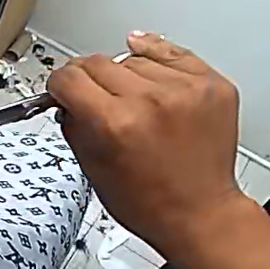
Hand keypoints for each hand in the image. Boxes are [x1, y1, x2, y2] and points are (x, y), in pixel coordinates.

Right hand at [47, 32, 252, 255]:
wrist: (200, 214)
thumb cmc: (151, 204)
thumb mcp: (95, 171)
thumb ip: (75, 128)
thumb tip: (66, 101)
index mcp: (115, 124)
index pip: (69, 78)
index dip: (59, 86)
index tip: (62, 90)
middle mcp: (150, 100)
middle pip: (98, 62)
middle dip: (88, 80)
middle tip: (92, 96)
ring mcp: (184, 89)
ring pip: (134, 59)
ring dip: (125, 76)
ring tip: (132, 104)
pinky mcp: (210, 85)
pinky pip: (173, 54)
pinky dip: (156, 59)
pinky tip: (146, 65)